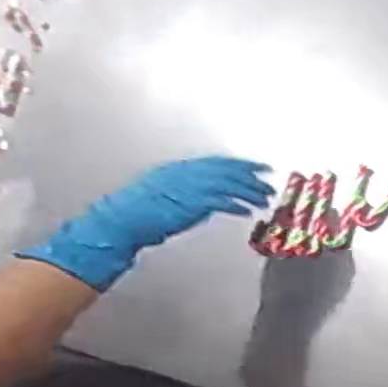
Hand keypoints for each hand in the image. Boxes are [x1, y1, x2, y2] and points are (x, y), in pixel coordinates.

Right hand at [18, 156, 274, 289]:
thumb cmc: (140, 214)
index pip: (212, 162)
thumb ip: (190, 191)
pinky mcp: (185, 204)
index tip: (259, 167)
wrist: (118, 224)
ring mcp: (182, 188)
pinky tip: (248, 210)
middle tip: (269, 179)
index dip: (238, 164)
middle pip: (221, 169)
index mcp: (174, 170)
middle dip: (248, 174)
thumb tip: (216, 194)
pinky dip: (235, 204)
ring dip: (248, 190)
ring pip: (224, 184)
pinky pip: (217, 201)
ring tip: (265, 198)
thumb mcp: (167, 195)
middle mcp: (179, 174)